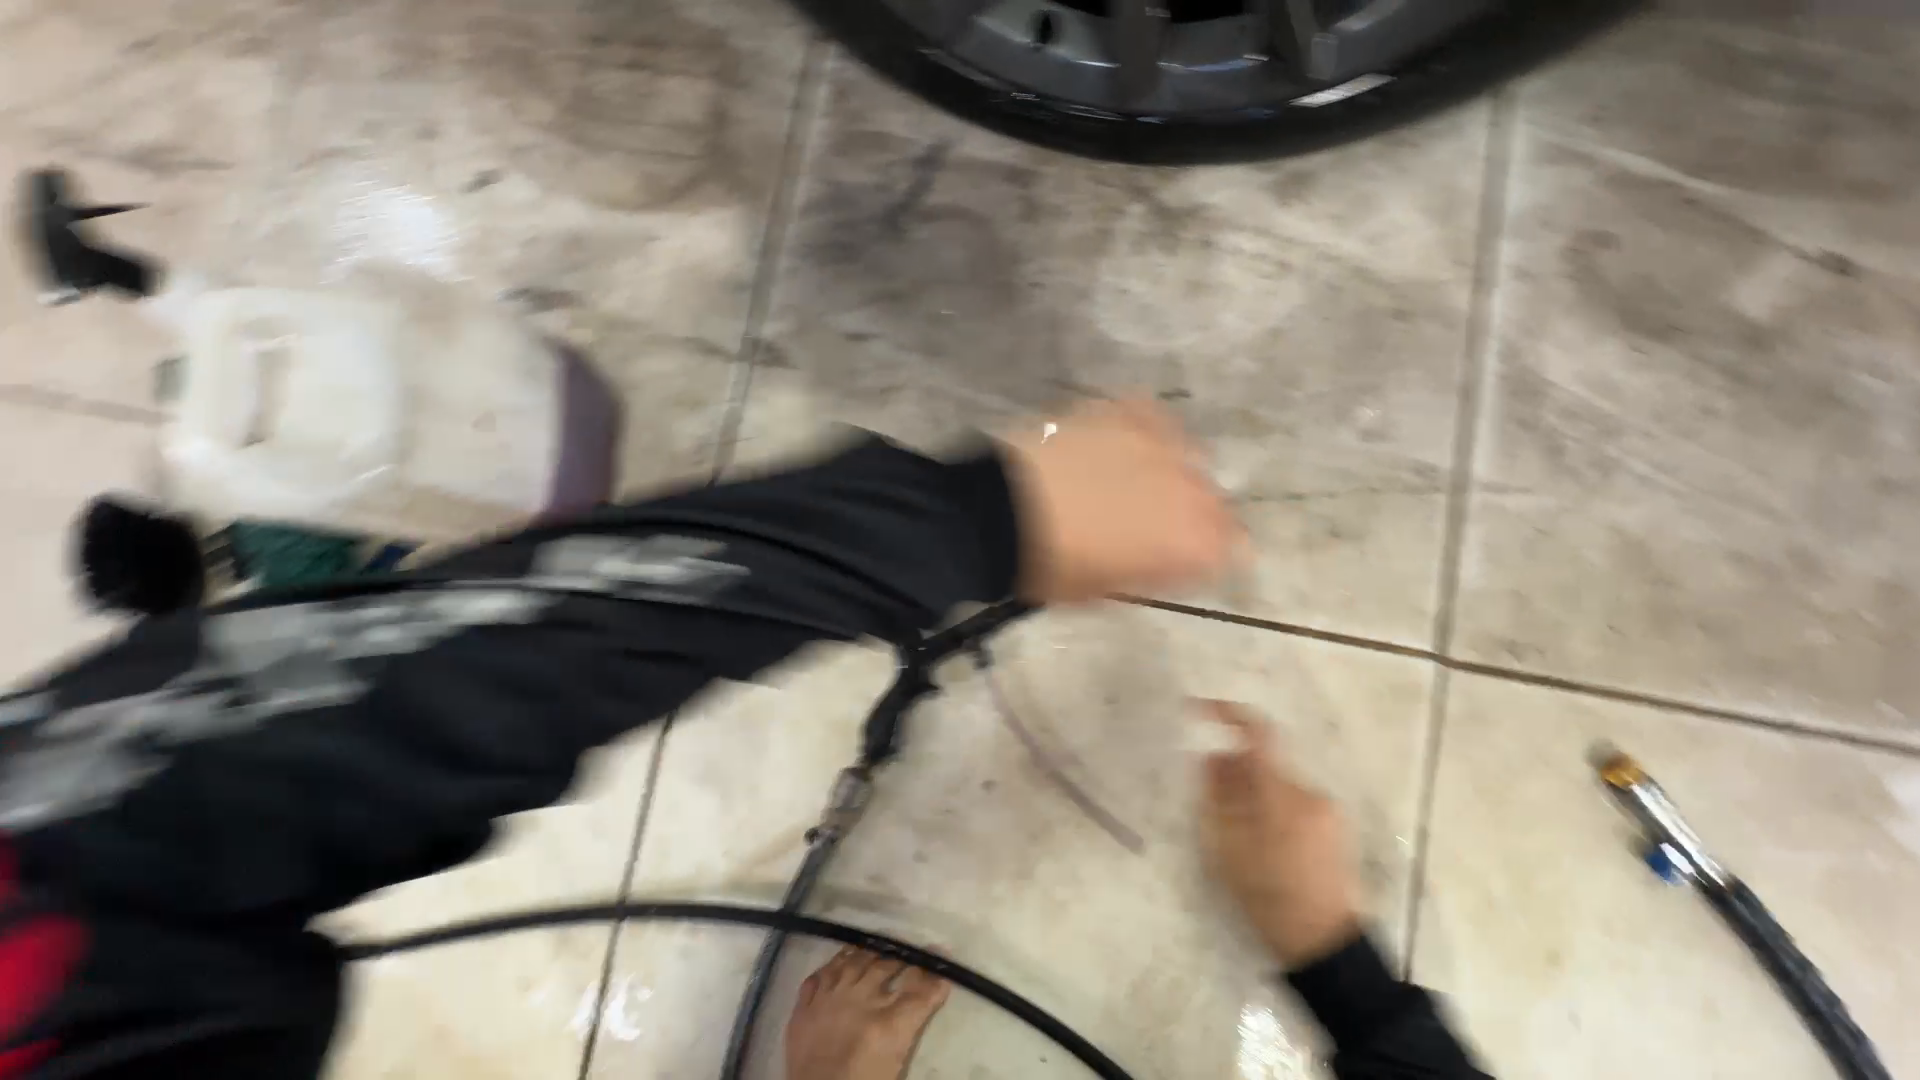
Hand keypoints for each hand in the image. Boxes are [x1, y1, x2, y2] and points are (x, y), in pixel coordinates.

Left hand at [998, 397, 1241, 603]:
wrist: (1001, 512)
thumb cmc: (1054, 566)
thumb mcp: (1109, 588)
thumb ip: (1153, 570)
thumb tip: (1168, 561)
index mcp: (1192, 541)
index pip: (1231, 547)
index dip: (1214, 553)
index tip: (1194, 558)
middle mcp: (1191, 488)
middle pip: (1213, 499)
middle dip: (1196, 512)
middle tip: (1160, 523)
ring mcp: (1160, 444)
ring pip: (1189, 455)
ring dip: (1173, 471)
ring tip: (1141, 481)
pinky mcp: (1126, 411)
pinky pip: (1154, 418)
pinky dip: (1146, 433)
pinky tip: (1127, 444)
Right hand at [1196, 699, 1361, 969]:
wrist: (1325, 944)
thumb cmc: (1267, 897)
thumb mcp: (1225, 849)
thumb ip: (1215, 796)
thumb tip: (1210, 756)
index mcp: (1280, 794)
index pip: (1257, 733)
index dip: (1228, 713)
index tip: (1199, 709)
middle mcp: (1308, 791)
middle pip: (1263, 763)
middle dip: (1234, 771)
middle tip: (1208, 798)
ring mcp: (1326, 808)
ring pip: (1277, 784)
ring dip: (1253, 794)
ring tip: (1235, 833)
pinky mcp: (1335, 824)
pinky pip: (1293, 801)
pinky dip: (1272, 809)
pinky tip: (1262, 843)